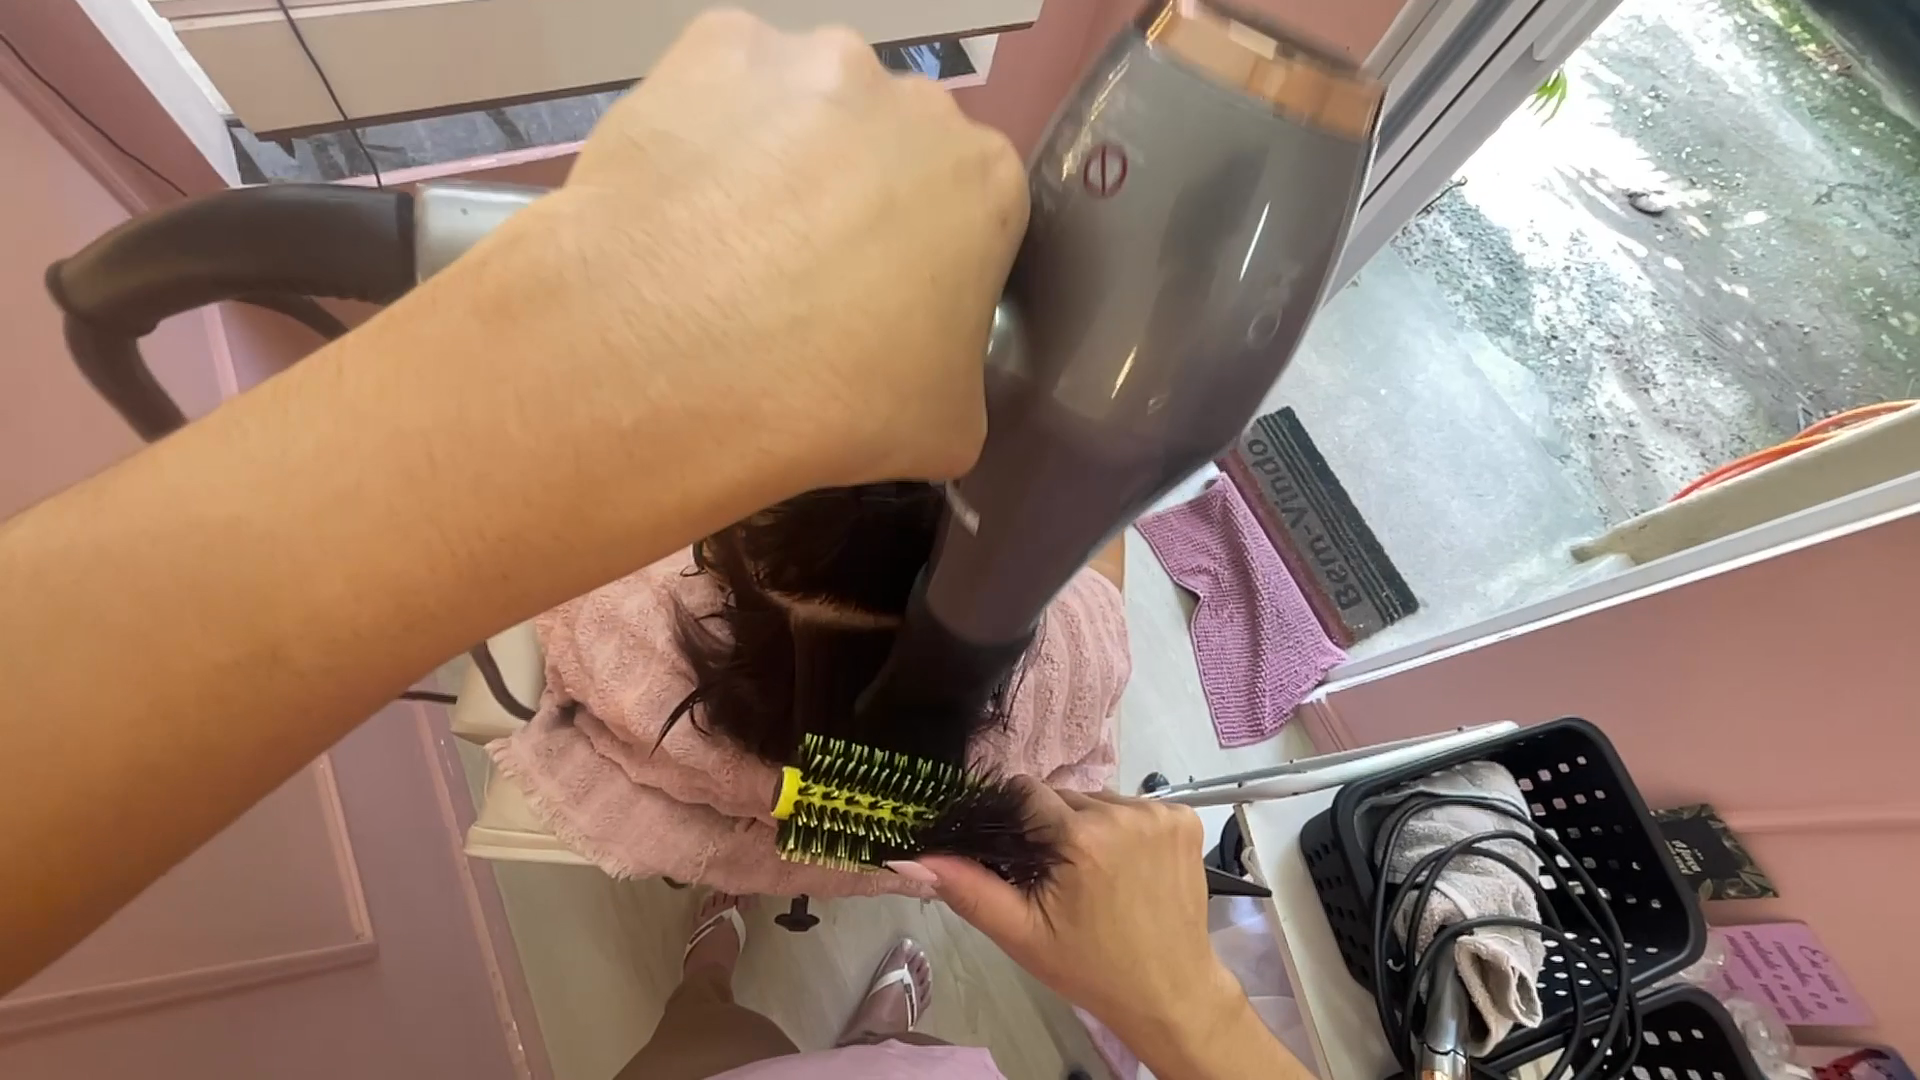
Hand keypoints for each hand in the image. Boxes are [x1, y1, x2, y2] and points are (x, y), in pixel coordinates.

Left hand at [470, 10, 1027, 486]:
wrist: (681, 364)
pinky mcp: (712, 49)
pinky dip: (717, 141)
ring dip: (793, 169)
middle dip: (867, 211)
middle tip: (812, 286)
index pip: (972, 224)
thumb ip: (960, 378)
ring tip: (740, 251)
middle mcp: (915, 100)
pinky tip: (692, 208)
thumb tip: (927, 375)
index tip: (887, 316)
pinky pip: (729, 97)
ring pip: (813, 118)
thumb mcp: (949, 429)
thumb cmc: (841, 402)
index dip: (930, 274)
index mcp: (987, 186)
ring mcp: (810, 63)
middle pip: (896, 158)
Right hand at [918, 782, 1256, 1071]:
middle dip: (1054, 827)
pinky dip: (1126, 828)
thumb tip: (915, 858)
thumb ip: (969, 889)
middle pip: (1065, 796)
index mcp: (1080, 836)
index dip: (1016, 817)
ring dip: (1090, 826)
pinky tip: (1128, 866)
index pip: (1027, 790)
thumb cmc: (1090, 967)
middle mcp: (1123, 812)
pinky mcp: (1184, 819)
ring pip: (1099, 800)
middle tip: (1059, 875)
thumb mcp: (1022, 934)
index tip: (1022, 852)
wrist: (1171, 996)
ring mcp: (1160, 814)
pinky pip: (1135, 806)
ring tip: (1095, 873)